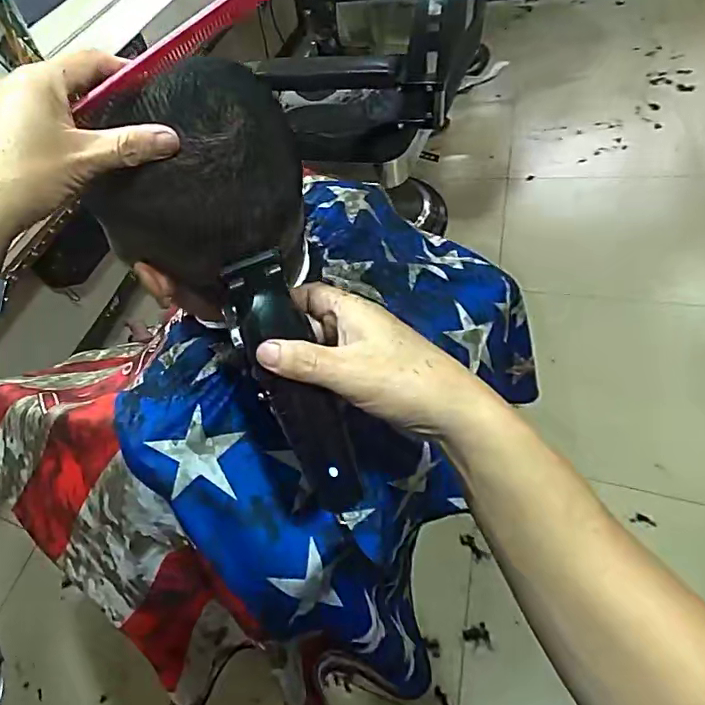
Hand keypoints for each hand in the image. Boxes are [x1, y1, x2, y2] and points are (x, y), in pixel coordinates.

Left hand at [0, 50, 178, 273]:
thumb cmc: (18, 179)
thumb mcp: (86, 159)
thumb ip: (130, 144)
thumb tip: (166, 137)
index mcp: (38, 79)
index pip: (92, 59)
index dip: (124, 70)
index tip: (144, 85)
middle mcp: (14, 85)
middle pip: (71, 79)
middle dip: (102, 98)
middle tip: (126, 121)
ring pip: (51, 100)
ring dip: (78, 116)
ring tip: (96, 144)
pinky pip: (31, 117)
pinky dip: (54, 129)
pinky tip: (63, 157)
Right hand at [255, 282, 504, 442]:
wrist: (450, 411)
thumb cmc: (399, 379)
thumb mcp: (346, 369)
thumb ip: (303, 360)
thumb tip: (260, 349)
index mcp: (352, 310)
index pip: (308, 293)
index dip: (282, 302)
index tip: (254, 322)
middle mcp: (356, 324)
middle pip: (312, 322)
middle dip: (287, 337)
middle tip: (256, 359)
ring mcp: (363, 349)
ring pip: (322, 348)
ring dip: (302, 361)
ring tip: (270, 379)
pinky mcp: (369, 373)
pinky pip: (334, 368)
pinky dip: (318, 377)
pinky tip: (300, 392)